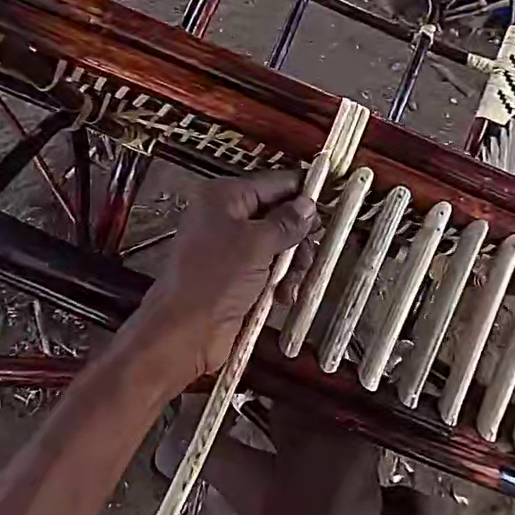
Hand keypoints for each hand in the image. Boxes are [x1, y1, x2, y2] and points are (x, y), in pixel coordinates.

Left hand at [127, 171, 319, 386]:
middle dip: (297, 236)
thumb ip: (286, 222)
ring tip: (291, 281)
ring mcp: (229, 249)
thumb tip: (306, 206)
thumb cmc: (210, 281)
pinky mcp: (234, 276)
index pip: (271, 183)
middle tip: (307, 252)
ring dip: (291, 264)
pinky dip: (279, 281)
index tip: (328, 197)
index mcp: (222, 198)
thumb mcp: (256, 244)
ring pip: (277, 246)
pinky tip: (282, 296)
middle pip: (277, 215)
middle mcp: (224, 218)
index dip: (301, 191)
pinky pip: (268, 270)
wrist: (186, 332)